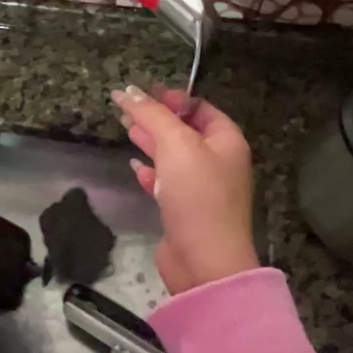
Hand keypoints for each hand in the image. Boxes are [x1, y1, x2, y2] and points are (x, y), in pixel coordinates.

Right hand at [113, 85, 258, 295]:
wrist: (204, 261)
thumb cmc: (197, 195)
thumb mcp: (176, 144)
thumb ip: (151, 115)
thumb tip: (126, 91)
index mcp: (227, 142)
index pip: (201, 108)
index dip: (174, 98)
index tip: (145, 92)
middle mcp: (218, 162)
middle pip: (185, 130)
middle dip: (157, 117)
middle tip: (128, 106)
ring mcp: (202, 188)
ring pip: (173, 156)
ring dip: (150, 141)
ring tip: (125, 126)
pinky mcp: (184, 211)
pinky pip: (166, 182)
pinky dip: (150, 172)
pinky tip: (134, 166)